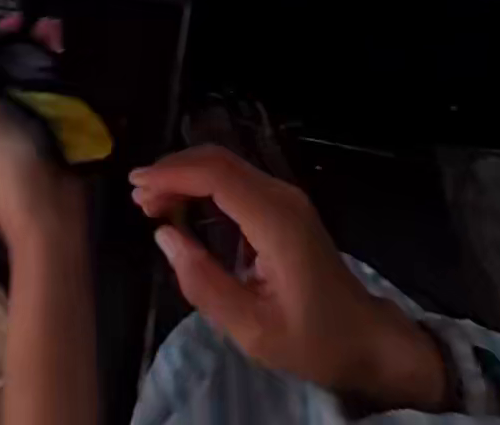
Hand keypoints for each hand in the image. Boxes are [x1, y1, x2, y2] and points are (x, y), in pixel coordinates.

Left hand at [0, 17, 85, 253]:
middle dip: (11, 41)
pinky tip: (62, 50)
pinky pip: (44, 85)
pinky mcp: (45, 121)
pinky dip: (51, 65)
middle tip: (28, 22)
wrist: (51, 212)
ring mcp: (18, 118)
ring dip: (34, 48)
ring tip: (52, 29)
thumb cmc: (11, 168)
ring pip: (21, 72)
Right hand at [129, 146, 448, 412]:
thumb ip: (203, 282)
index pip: (217, 176)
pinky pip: (235, 181)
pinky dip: (202, 186)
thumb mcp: (252, 329)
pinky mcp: (281, 204)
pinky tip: (182, 206)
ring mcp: (283, 196)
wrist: (363, 336)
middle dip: (173, 171)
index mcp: (276, 220)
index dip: (173, 174)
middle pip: (219, 161)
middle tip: (138, 197)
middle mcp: (280, 195)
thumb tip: (164, 236)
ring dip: (185, 176)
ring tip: (151, 203)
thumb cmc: (312, 339)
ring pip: (226, 166)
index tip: (136, 185)